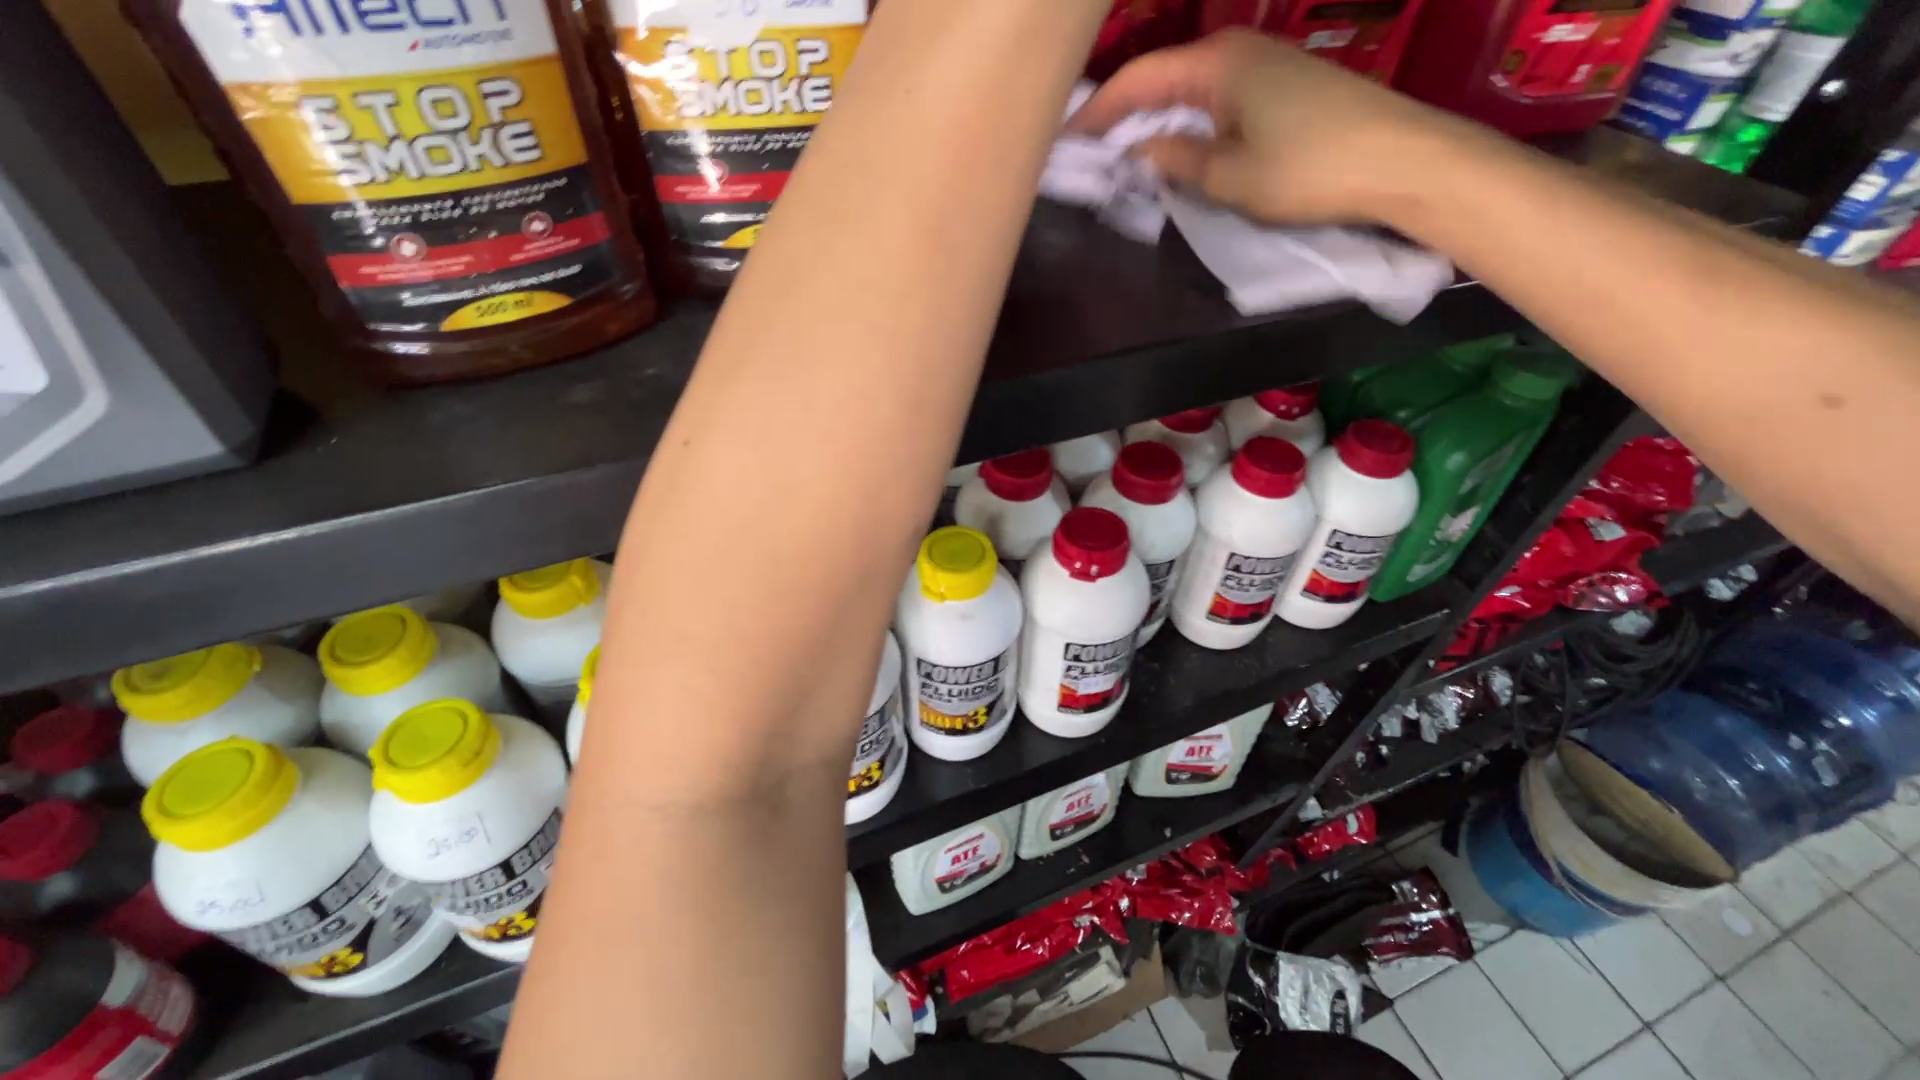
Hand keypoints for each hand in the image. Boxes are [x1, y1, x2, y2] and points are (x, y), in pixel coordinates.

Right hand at [1067, 30, 1470, 225]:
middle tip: (1087, 149)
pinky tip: (1179, 148)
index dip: (1097, 111)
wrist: (1403, 161)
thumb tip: (1144, 150)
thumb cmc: (1309, 168)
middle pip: (1163, 78)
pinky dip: (1190, 122)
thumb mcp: (1230, 177)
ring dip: (1157, 120)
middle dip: (1123, 113)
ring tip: (1123, 153)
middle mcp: (1236, 52)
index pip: (1138, 80)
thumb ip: (1177, 161)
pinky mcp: (1285, 85)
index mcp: (1216, 63)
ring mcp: (1265, 64)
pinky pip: (1218, 99)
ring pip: (1191, 90)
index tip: (1064, 138)